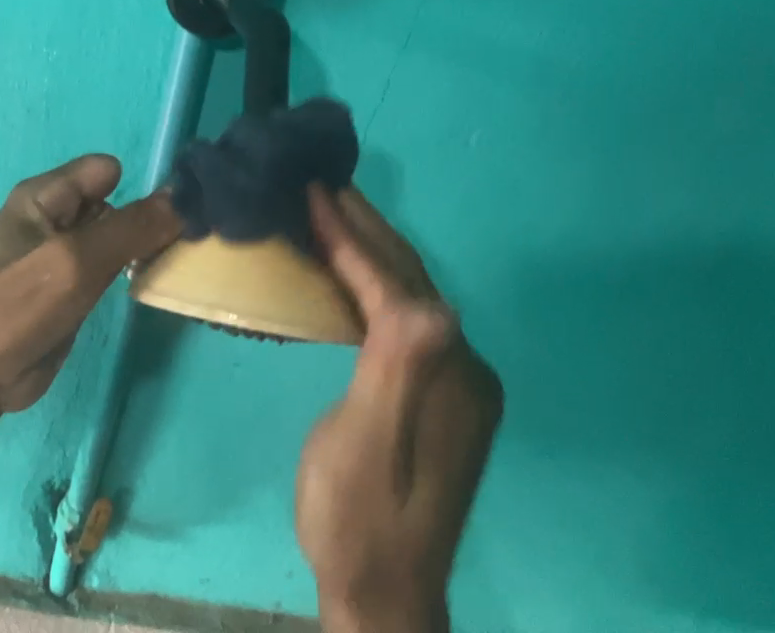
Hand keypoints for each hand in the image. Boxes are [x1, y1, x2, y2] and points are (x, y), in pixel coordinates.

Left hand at [0, 154, 181, 416]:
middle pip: (116, 203)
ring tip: (188, 266)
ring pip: (118, 240)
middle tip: (194, 246)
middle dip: (150, 220)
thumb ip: (130, 228)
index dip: (141, 186)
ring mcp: (63, 259)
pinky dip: (135, 277)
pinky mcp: (73, 294)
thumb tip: (184, 199)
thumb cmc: (13, 307)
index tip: (183, 215)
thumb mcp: (74, 260)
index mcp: (43, 196)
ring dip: (147, 250)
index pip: (106, 170)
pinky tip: (162, 286)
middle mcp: (53, 219)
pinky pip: (112, 272)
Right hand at [296, 185, 502, 632]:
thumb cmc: (355, 514)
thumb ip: (397, 371)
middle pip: (410, 282)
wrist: (381, 590)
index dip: (351, 236)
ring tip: (329, 215)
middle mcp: (461, 368)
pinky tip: (347, 279)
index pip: (395, 286)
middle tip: (322, 184)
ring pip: (408, 299)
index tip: (313, 189)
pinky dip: (371, 288)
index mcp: (444, 372)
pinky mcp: (437, 399)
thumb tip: (421, 303)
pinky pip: (403, 323)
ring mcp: (453, 384)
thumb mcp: (365, 444)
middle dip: (366, 230)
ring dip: (369, 253)